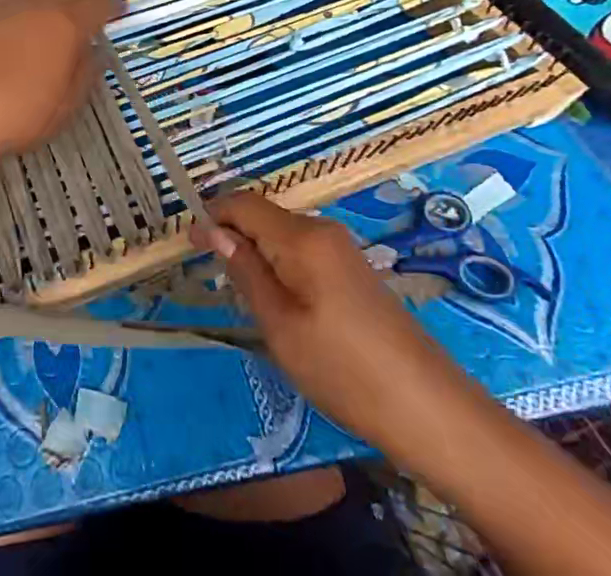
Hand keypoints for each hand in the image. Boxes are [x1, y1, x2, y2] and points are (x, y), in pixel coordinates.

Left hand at [0, 0, 120, 175]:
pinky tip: (32, 12)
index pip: (99, 2)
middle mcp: (39, 3)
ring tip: (68, 6)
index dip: (114, 6)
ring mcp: (6, 3)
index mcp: (66, 23)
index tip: (122, 13)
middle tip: (100, 7)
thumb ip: (85, 74)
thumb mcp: (65, 106)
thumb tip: (92, 52)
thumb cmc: (15, 114)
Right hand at [193, 192, 484, 453]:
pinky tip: (275, 298)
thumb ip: (245, 271)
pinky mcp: (353, 271)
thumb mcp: (280, 324)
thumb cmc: (341, 367)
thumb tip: (212, 231)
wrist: (424, 405)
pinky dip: (279, 264)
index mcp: (303, 237)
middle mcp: (324, 231)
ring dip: (255, 251)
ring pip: (283, 235)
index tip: (185, 242)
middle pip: (265, 216)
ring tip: (236, 289)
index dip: (211, 216)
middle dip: (231, 233)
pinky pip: (304, 252)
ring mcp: (343, 250)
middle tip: (207, 274)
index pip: (244, 204)